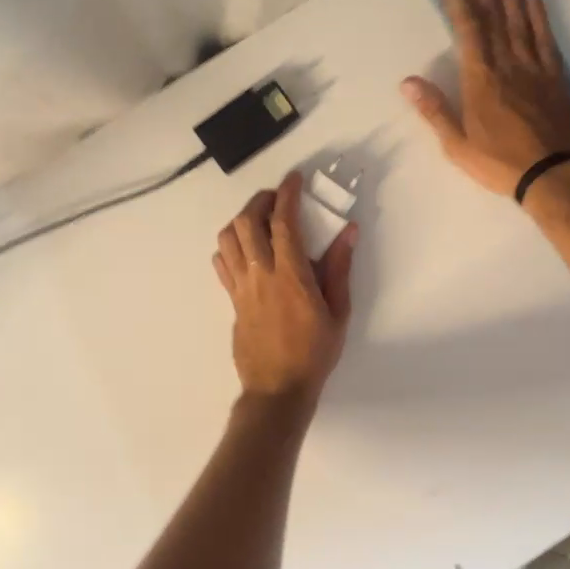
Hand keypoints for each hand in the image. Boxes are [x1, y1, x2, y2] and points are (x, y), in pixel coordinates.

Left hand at [212, 172, 358, 410]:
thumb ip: (340, 268)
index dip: (287, 194)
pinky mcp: (232, 300)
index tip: (295, 179)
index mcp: (291, 276)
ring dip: (241, 219)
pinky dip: (230, 246)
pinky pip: (221, 263)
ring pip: (227, 238)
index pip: (283, 222)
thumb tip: (347, 231)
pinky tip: (245, 249)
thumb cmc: (314, 353)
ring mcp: (241, 287)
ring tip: (259, 219)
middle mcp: (260, 275)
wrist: (278, 389)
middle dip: (260, 200)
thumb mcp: (339, 312)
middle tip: (277, 198)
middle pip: (246, 222)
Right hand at [401, 0, 569, 195]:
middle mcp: (507, 64)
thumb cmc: (498, 163)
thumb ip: (434, 110)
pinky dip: (539, 17)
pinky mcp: (554, 77)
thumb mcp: (456, 145)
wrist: (551, 174)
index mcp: (480, 79)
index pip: (468, 31)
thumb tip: (407, 82)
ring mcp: (533, 67)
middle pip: (494, 16)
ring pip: (520, 20)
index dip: (459, 1)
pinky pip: (545, 40)